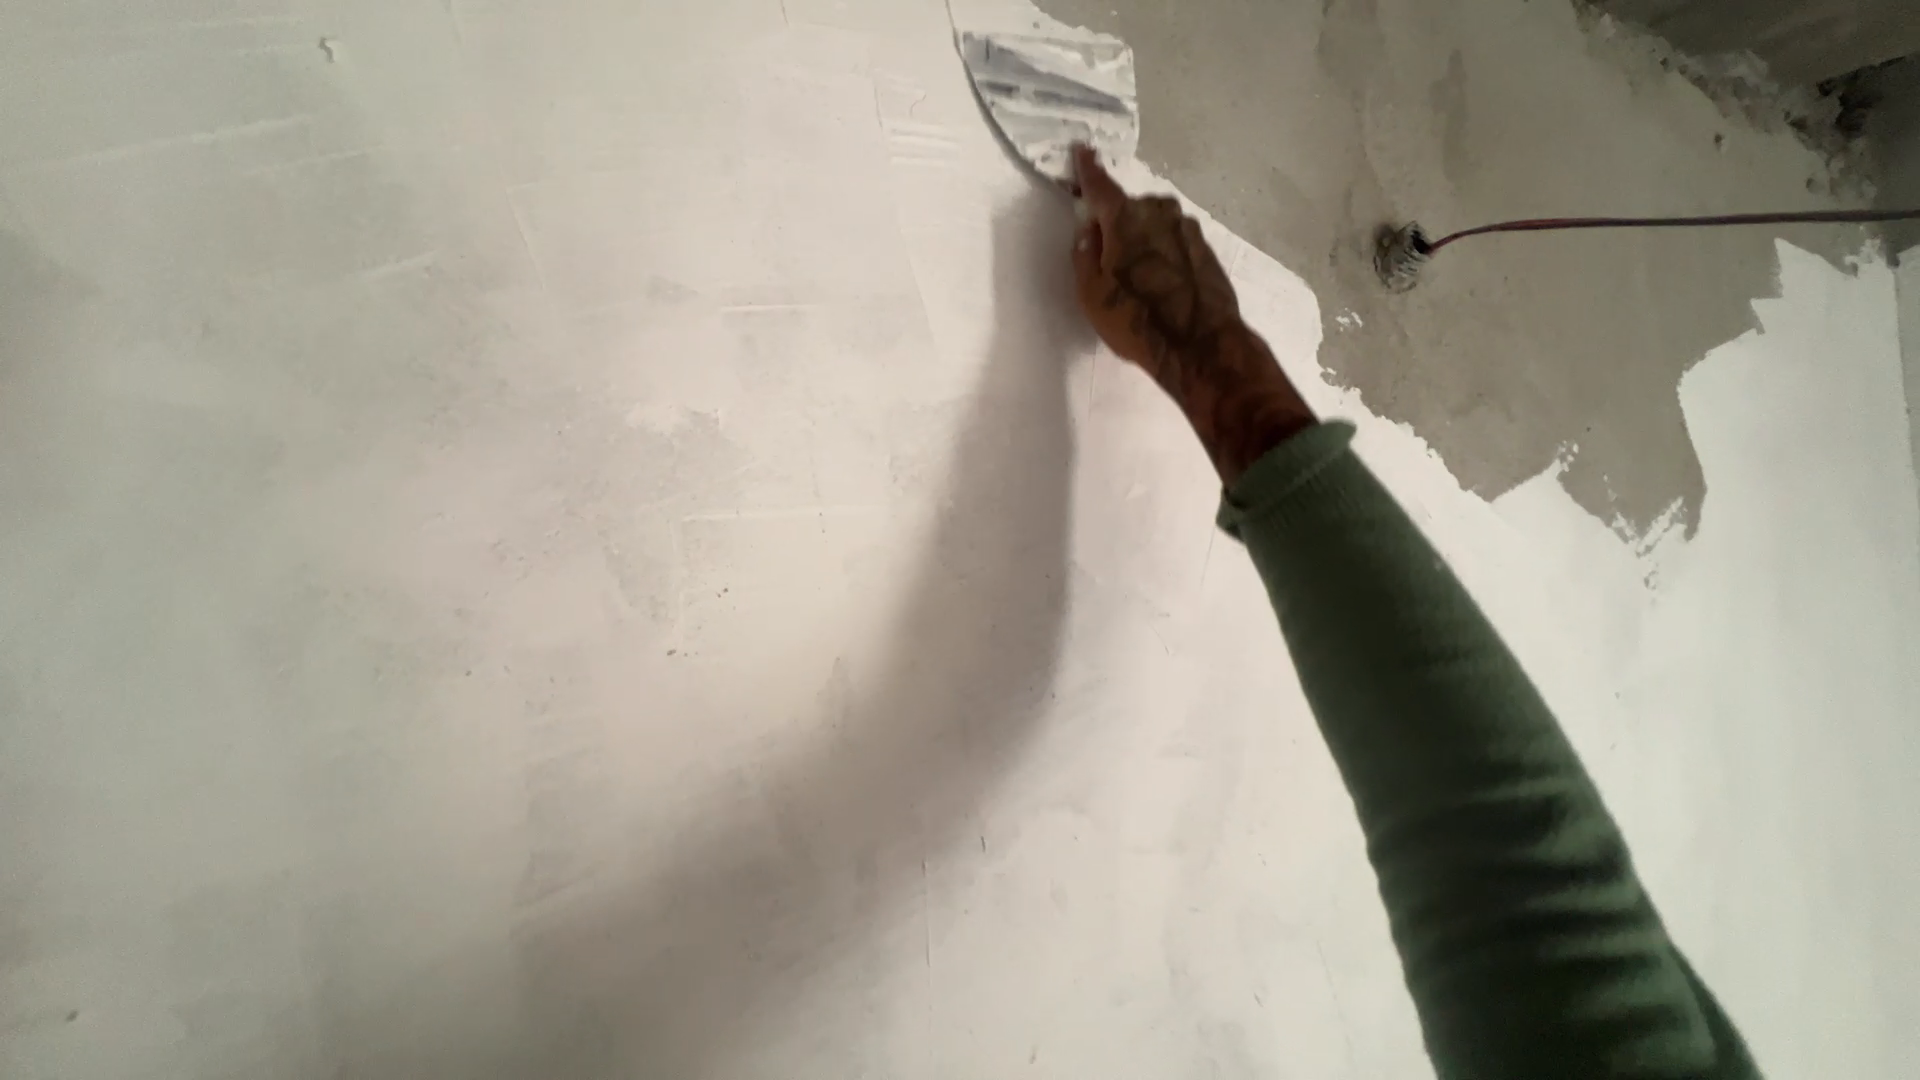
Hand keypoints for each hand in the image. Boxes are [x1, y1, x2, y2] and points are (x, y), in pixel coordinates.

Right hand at [1069, 145, 1242, 388]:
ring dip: (1142, 239)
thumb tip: (1088, 230)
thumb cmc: (1135, 319)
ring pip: (1153, 224)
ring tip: (1136, 277)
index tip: (1082, 151)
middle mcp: (1158, 211)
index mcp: (1124, 217)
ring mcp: (1186, 227)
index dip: (1087, 169)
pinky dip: (1161, 252)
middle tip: (1107, 257)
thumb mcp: (1091, 294)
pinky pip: (1172, 241)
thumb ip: (1084, 255)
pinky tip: (1159, 282)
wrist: (1199, 343)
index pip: (1100, 185)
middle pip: (1128, 209)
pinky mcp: (1204, 247)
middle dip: (1116, 224)